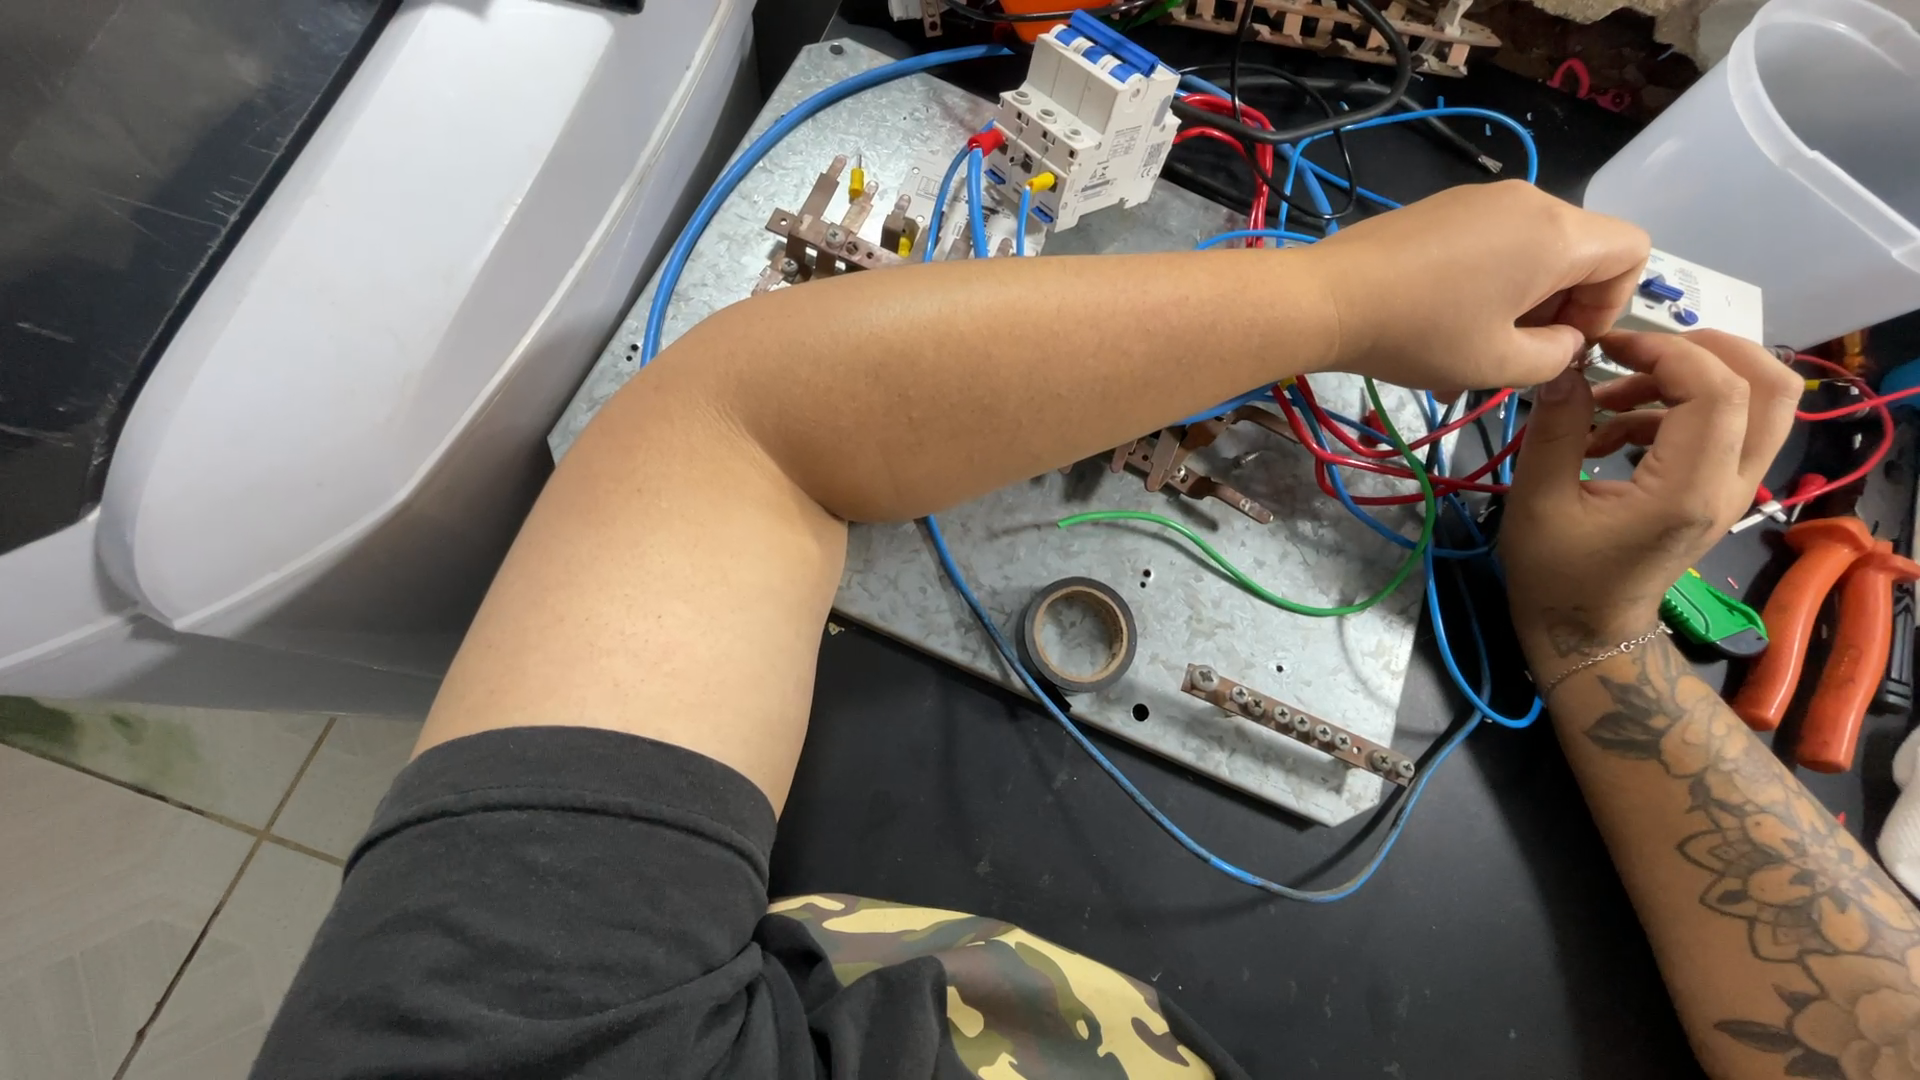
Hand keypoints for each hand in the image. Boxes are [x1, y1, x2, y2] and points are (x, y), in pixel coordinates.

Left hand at [1306, 181, 1649, 390]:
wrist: (1325, 299)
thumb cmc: (1417, 334)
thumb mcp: (1495, 364)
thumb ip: (1553, 357)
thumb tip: (1564, 340)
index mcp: (1558, 233)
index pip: (1633, 251)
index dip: (1611, 304)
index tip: (1561, 343)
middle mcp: (1525, 202)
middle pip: (1573, 253)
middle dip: (1551, 312)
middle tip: (1506, 357)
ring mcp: (1473, 201)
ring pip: (1519, 256)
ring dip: (1504, 309)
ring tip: (1457, 358)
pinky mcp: (1432, 212)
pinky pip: (1477, 248)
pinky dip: (1471, 289)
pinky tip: (1428, 330)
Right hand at [1501, 330, 1802, 680]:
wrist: (1585, 628)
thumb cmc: (1554, 573)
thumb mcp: (1537, 501)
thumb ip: (1554, 432)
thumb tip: (1563, 371)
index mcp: (1686, 489)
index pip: (1715, 391)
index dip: (1666, 352)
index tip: (1606, 347)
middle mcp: (1730, 484)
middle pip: (1770, 387)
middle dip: (1709, 350)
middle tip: (1638, 350)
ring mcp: (1733, 490)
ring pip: (1760, 405)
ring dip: (1690, 381)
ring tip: (1607, 399)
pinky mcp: (1718, 493)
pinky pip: (1728, 429)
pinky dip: (1676, 411)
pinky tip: (1610, 432)